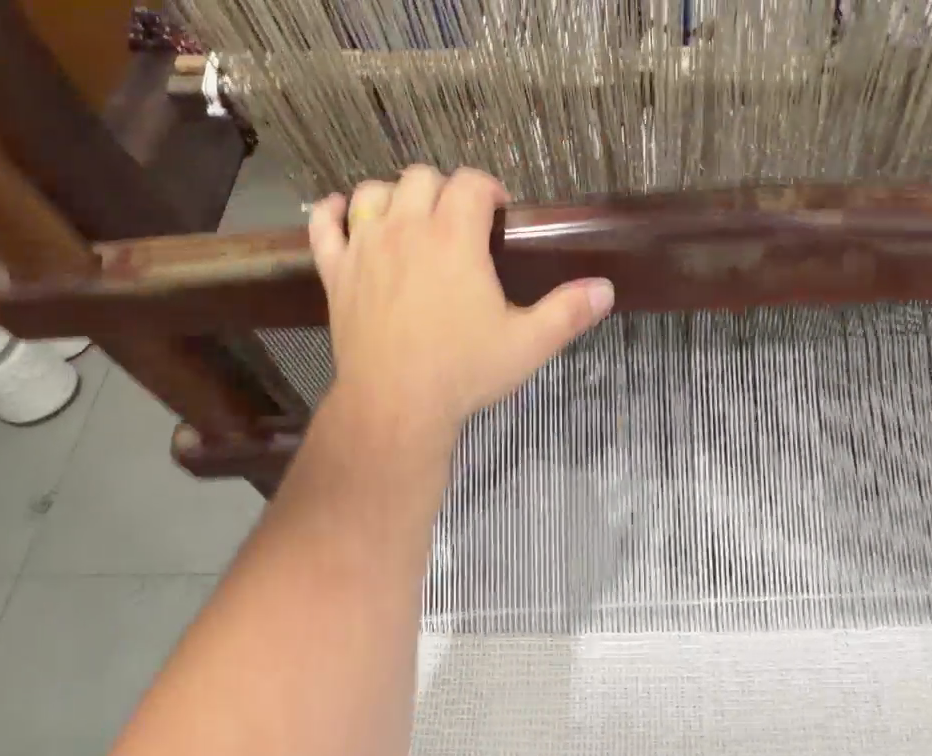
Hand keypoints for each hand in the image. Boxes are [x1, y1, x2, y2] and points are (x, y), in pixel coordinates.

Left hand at [307, 166, 613, 455]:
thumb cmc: (464, 371)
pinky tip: (345, 214)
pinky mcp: (336, 272)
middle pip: (421, 178)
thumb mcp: (528, 344)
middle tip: (460, 222)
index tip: (499, 212)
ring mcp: (365, 248)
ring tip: (412, 220)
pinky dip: (334, 213)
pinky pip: (325, 225)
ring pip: (373, 192)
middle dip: (444, 190)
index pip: (471, 182)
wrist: (396, 402)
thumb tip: (606, 289)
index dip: (488, 188)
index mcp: (455, 237)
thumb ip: (568, 313)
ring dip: (395, 197)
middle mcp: (406, 228)